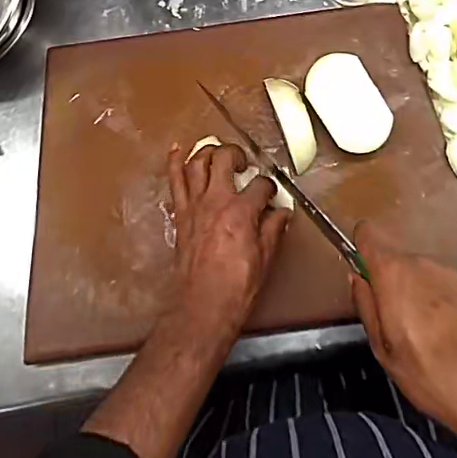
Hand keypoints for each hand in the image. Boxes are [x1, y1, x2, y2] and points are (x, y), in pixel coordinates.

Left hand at [166, 143, 291, 334]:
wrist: (202, 307)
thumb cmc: (235, 288)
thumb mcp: (265, 258)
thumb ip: (273, 229)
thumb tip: (282, 213)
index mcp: (241, 211)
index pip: (260, 184)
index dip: (270, 187)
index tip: (272, 194)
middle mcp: (216, 201)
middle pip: (224, 158)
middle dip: (237, 153)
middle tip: (244, 161)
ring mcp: (194, 205)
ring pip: (196, 163)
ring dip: (207, 151)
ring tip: (216, 150)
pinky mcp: (180, 214)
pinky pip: (175, 181)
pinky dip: (176, 162)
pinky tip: (179, 150)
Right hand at [348, 219, 456, 440]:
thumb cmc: (434, 374)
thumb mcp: (383, 349)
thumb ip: (365, 306)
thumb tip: (357, 280)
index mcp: (393, 272)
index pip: (367, 234)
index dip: (359, 251)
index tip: (361, 275)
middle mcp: (421, 263)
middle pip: (394, 261)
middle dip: (389, 285)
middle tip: (392, 325)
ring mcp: (449, 274)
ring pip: (419, 276)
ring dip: (415, 298)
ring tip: (422, 340)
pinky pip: (441, 289)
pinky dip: (438, 307)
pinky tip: (445, 341)